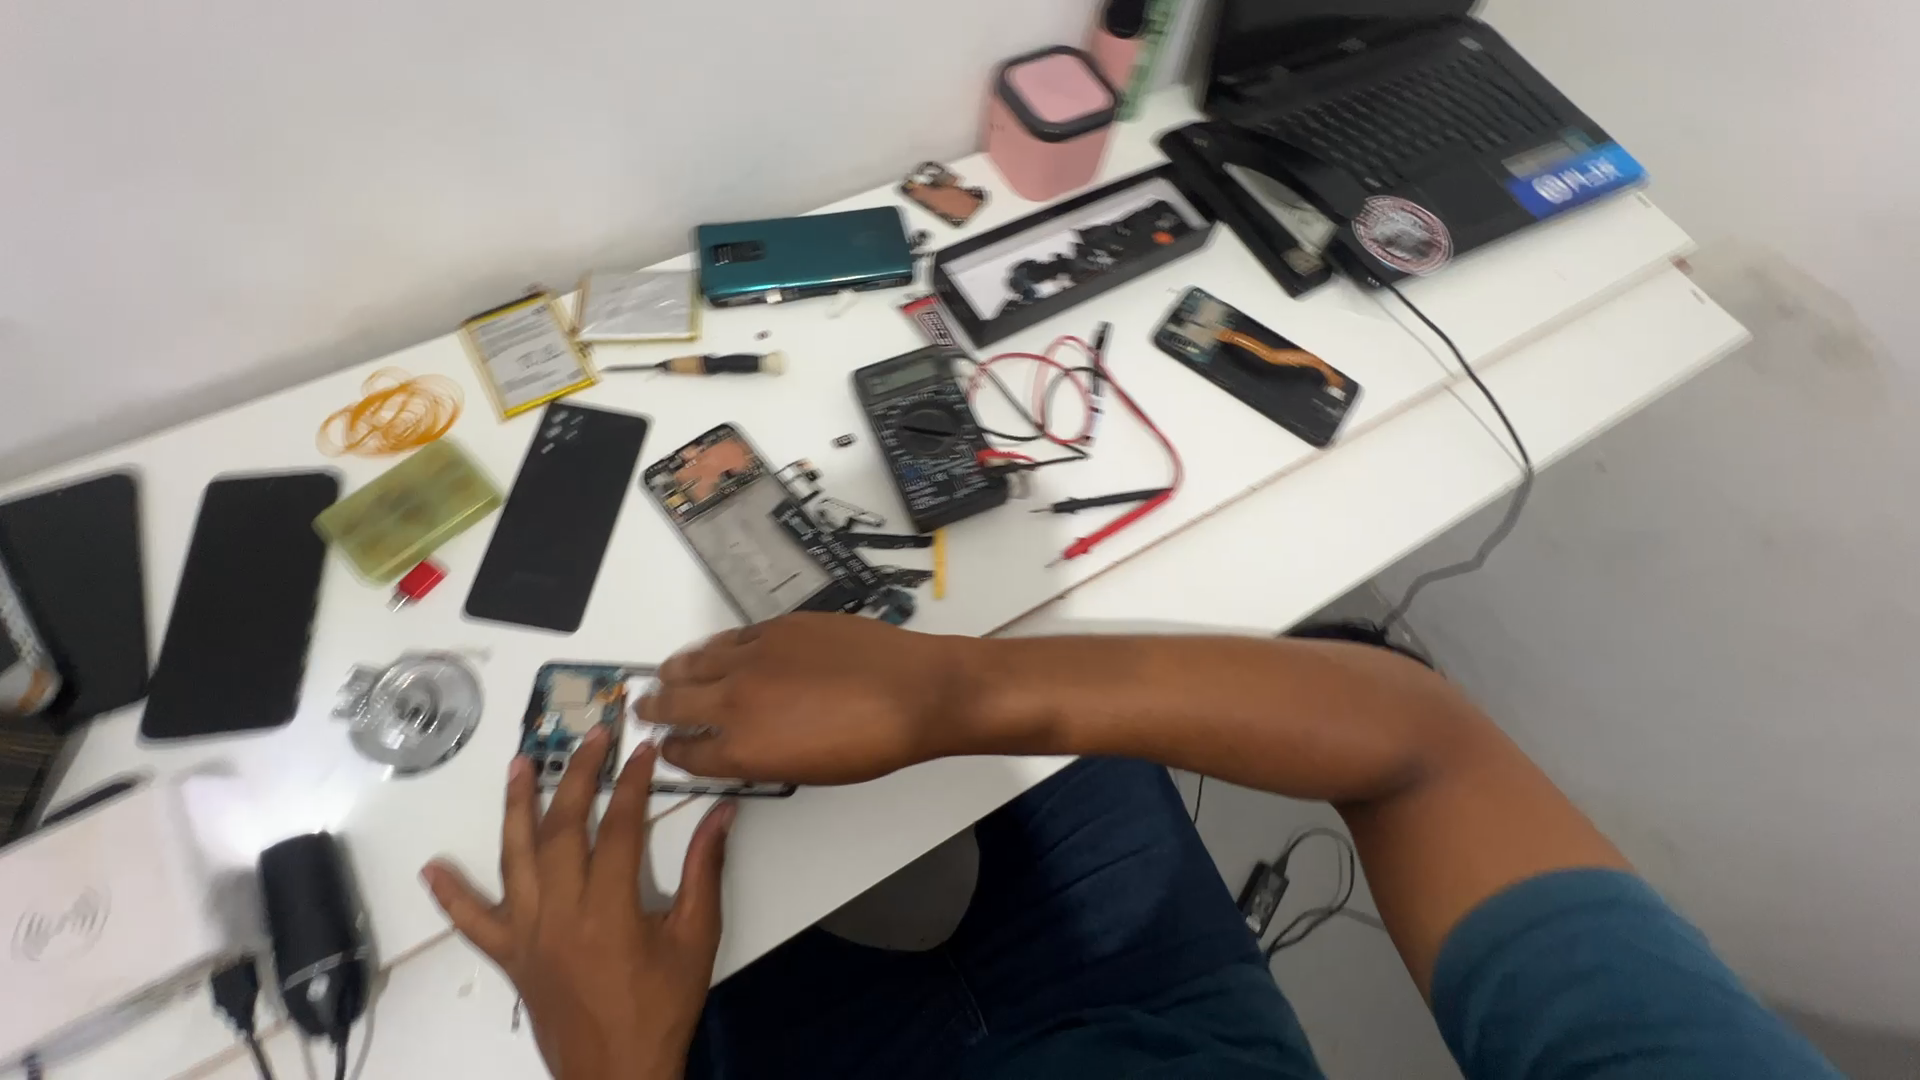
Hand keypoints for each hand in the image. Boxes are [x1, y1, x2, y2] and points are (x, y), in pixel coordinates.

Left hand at [421, 728, 734, 1079]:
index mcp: (610, 909)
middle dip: (578, 776)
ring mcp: (528, 935)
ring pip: (514, 859)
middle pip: (563, 829)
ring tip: (519, 764)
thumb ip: (706, 868)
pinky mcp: (511, 957)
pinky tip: (432, 869)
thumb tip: (723, 812)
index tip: (644, 750)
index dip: (634, 783)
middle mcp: (560, 914)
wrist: (617, 1076)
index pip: (620, 826)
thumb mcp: (698, 935)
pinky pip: (474, 923)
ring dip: (515, 808)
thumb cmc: (663, 1005)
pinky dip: (451, 895)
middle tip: (591, 737)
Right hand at [641, 614, 984, 785]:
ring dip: (678, 670)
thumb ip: (763, 757)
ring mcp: (756, 656)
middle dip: (655, 707)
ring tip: (668, 673)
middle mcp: (737, 700)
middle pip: (676, 702)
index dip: (674, 750)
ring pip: (697, 660)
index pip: (688, 753)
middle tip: (644, 707)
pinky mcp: (779, 625)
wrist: (913, 691)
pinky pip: (734, 636)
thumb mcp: (809, 769)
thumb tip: (741, 745)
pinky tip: (717, 648)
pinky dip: (718, 646)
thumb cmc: (872, 744)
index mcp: (743, 749)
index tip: (667, 745)